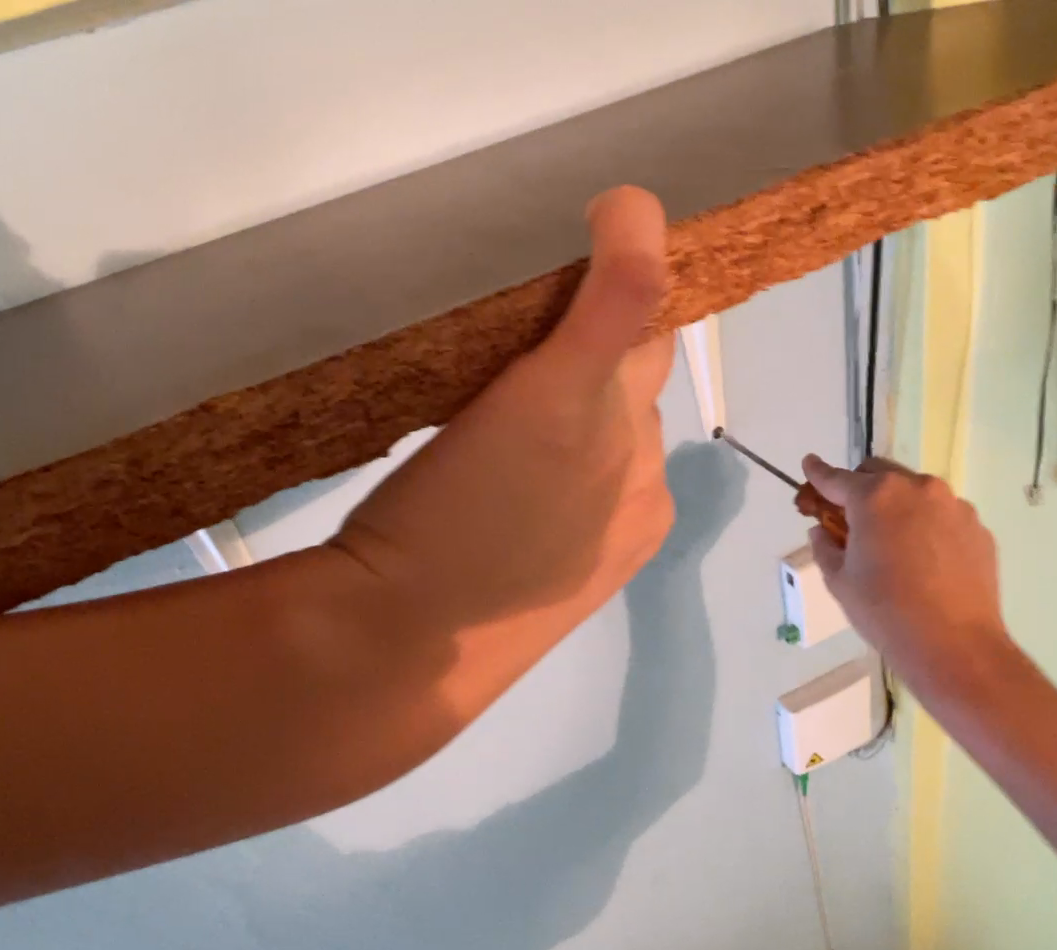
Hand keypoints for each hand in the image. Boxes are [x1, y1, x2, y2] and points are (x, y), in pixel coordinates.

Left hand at [332, 186, 675, 653]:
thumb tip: (545, 464)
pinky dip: (627, 247)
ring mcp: (617, 428)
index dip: (614, 391)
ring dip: (591, 322)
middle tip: (549, 330)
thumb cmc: (448, 610)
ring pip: (625, 347)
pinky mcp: (567, 392)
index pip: (643, 422)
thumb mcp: (522, 561)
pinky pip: (624, 301)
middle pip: (644, 374)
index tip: (569, 373)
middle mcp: (647, 464)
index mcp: (642, 511)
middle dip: (612, 350)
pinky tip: (618, 207)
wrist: (409, 635)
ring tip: (536, 308)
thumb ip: (550, 505)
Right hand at [802, 455, 1009, 685]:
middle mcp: (917, 489)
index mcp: (876, 497)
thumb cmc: (884, 610)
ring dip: (896, 506)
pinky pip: (942, 516)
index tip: (808, 463)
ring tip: (891, 543)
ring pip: (915, 492)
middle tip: (850, 519)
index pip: (837, 478)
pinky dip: (925, 526)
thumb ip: (826, 547)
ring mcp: (953, 506)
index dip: (818, 473)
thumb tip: (823, 533)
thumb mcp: (839, 580)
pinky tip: (923, 560)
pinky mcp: (978, 528)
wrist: (953, 644)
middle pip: (880, 473)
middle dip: (860, 488)